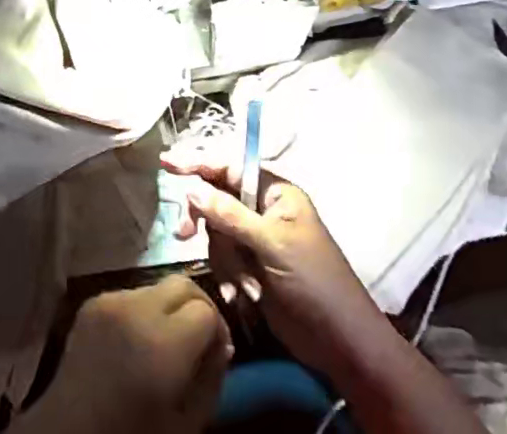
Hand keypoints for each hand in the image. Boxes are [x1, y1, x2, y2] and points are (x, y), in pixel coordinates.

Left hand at [15, 276, 231, 433]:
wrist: (69, 431)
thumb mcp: (187, 423)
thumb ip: (211, 378)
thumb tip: (221, 345)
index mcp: (162, 344)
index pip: (206, 311)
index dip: (219, 330)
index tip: (217, 354)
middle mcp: (135, 310)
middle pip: (182, 283)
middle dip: (198, 307)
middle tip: (199, 339)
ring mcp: (109, 301)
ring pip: (156, 286)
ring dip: (169, 309)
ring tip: (166, 343)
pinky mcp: (91, 301)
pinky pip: (129, 294)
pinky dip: (142, 311)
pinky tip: (137, 341)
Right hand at [162, 151, 381, 372]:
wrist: (341, 343)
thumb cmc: (315, 283)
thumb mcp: (272, 245)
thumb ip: (230, 215)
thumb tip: (192, 189)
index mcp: (276, 193)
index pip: (229, 168)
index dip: (197, 163)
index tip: (166, 164)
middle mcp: (264, 210)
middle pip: (216, 200)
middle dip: (205, 222)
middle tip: (184, 232)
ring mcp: (256, 239)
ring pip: (216, 232)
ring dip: (224, 259)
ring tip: (241, 284)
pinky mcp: (251, 265)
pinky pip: (222, 257)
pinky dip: (227, 275)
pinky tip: (239, 295)